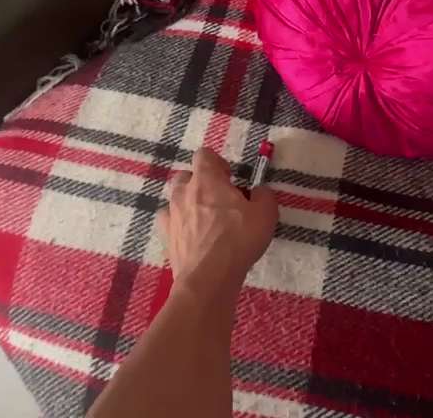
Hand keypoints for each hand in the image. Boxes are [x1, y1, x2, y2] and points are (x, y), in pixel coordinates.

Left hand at [164, 148, 277, 295]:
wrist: (209, 278)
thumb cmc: (238, 239)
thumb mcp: (265, 212)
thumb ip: (263, 195)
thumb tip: (257, 192)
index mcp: (206, 179)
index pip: (203, 155)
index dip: (217, 163)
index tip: (230, 178)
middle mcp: (184, 192)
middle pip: (185, 176)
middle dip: (199, 182)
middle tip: (218, 198)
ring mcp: (171, 216)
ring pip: (175, 199)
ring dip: (188, 203)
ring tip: (204, 219)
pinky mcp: (166, 239)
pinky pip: (169, 223)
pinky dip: (179, 225)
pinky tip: (192, 236)